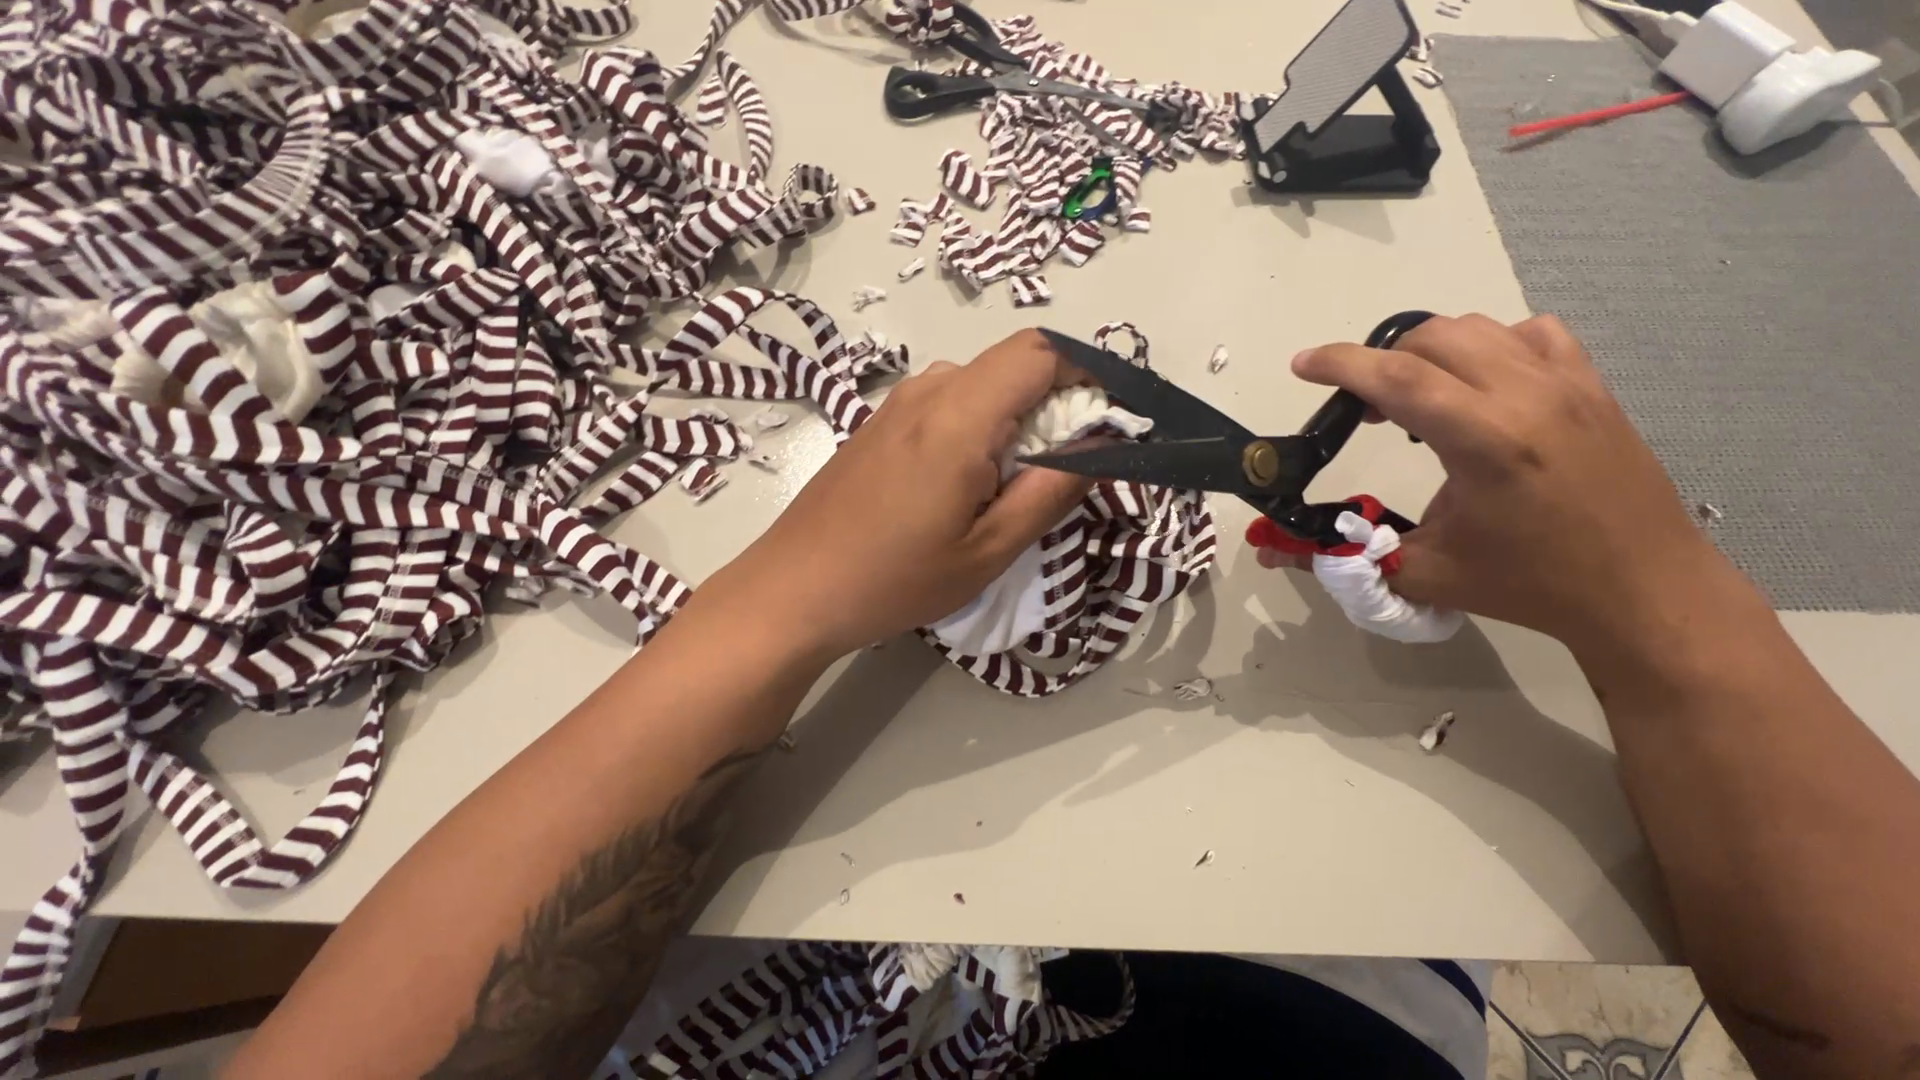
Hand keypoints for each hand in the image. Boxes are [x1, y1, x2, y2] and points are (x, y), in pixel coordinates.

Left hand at [702, 329, 1091, 658]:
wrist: (794, 589)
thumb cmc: (895, 578)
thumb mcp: (990, 548)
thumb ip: (1054, 489)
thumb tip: (1107, 442)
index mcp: (959, 414)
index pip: (1042, 352)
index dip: (1091, 372)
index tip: (1117, 418)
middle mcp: (928, 391)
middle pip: (1014, 365)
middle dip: (1059, 402)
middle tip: (1073, 468)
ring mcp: (899, 404)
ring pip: (983, 385)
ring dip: (1018, 418)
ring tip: (1019, 486)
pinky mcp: (882, 423)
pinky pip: (951, 404)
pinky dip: (983, 427)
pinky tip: (971, 486)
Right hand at [1288, 314, 1738, 653]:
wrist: (1642, 590)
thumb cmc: (1529, 585)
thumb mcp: (1424, 572)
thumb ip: (1344, 554)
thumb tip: (1272, 553)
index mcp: (1484, 440)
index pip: (1395, 377)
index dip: (1338, 364)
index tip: (1302, 366)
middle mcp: (1526, 395)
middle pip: (1430, 339)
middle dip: (1380, 363)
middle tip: (1365, 411)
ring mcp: (1567, 383)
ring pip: (1478, 329)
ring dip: (1430, 352)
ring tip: (1419, 400)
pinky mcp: (1593, 386)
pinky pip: (1531, 334)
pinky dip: (1491, 347)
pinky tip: (1484, 388)